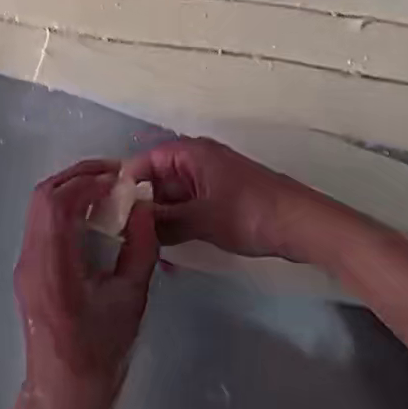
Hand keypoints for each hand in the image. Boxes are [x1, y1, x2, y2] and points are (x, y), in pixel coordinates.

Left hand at [13, 159, 158, 408]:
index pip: (58, 205)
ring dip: (70, 186)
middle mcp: (30, 260)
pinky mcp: (27, 267)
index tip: (118, 179)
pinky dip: (64, 203)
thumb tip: (144, 206)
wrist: (64, 392)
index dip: (88, 182)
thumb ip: (140, 248)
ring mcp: (24, 263)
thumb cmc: (100, 350)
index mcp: (52, 270)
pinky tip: (90, 209)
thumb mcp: (130, 299)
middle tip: (112, 173)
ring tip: (104, 186)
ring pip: (39, 205)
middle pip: (43, 196)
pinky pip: (41, 220)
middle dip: (79, 175)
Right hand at [120, 137, 346, 262]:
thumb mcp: (201, 219)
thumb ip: (163, 221)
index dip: (126, 184)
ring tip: (144, 252)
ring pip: (172, 198)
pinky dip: (178, 227)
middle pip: (157, 180)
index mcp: (189, 153)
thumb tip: (131, 224)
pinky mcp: (220, 200)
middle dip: (142, 208)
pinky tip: (170, 256)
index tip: (108, 212)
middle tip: (123, 239)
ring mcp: (209, 180)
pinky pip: (189, 209)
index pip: (144, 161)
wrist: (299, 223)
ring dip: (160, 222)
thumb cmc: (248, 212)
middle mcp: (195, 161)